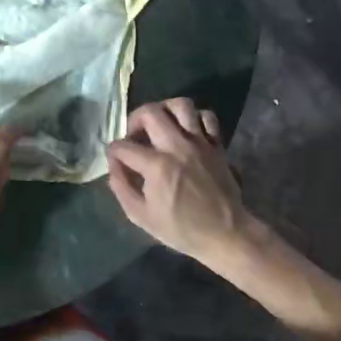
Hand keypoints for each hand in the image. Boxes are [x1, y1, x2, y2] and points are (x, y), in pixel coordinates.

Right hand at [105, 99, 258, 263]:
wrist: (227, 235)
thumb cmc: (180, 228)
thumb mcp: (139, 215)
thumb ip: (120, 185)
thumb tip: (114, 164)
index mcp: (156, 166)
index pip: (122, 146)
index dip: (113, 153)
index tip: (117, 163)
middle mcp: (178, 147)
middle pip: (150, 112)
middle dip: (133, 120)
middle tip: (134, 136)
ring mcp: (201, 143)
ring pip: (181, 105)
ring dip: (164, 111)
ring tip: (159, 126)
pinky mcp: (217, 146)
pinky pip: (207, 117)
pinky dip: (193, 118)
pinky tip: (185, 132)